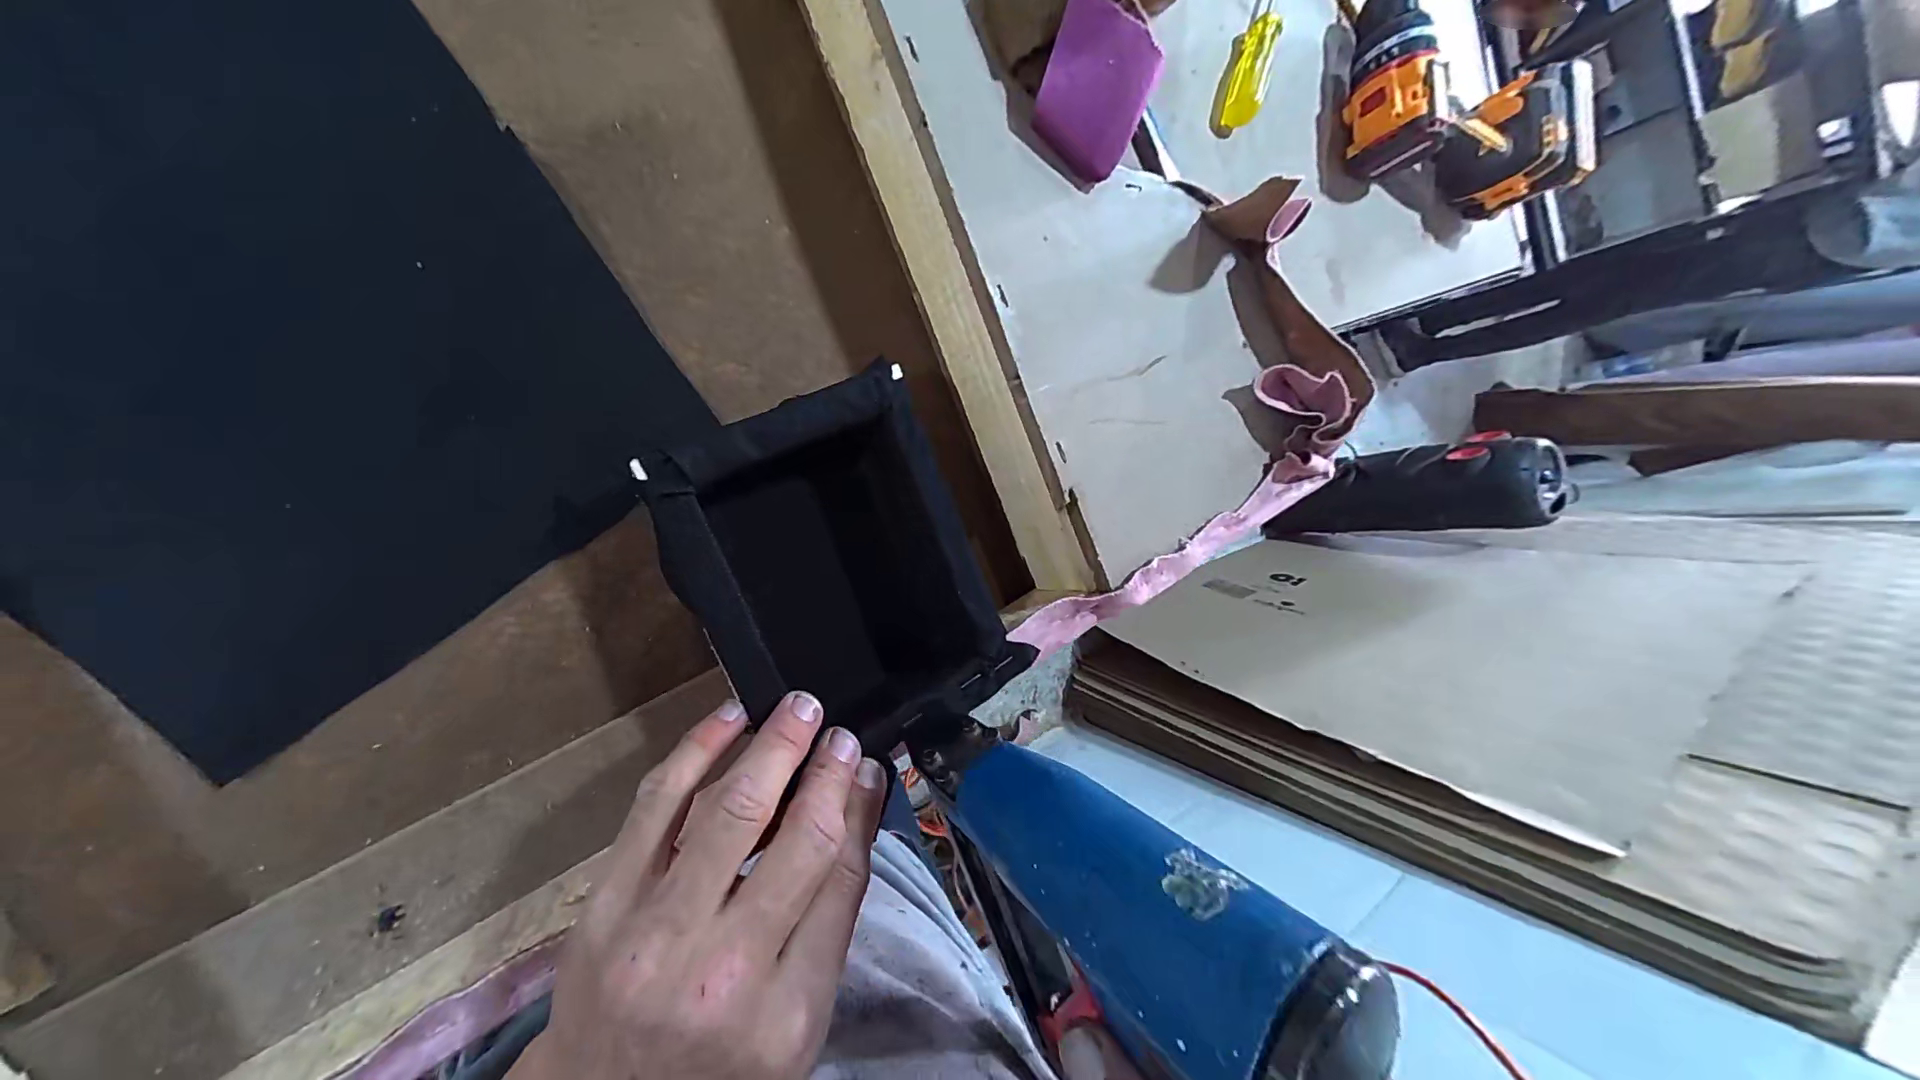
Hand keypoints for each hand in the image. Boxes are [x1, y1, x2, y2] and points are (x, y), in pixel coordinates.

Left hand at [511, 691, 887, 1079]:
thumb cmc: (722, 1061)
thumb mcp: (800, 1015)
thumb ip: (833, 911)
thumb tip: (858, 801)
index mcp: (787, 1008)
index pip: (841, 877)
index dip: (859, 806)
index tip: (867, 765)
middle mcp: (723, 970)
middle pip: (796, 838)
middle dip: (825, 769)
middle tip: (837, 728)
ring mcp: (655, 934)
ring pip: (728, 809)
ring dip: (770, 746)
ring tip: (796, 708)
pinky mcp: (605, 903)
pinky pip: (656, 805)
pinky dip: (697, 750)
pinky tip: (729, 718)